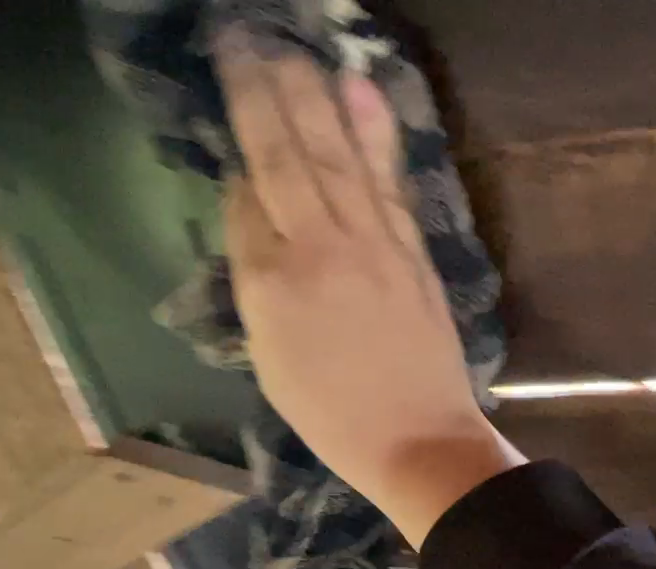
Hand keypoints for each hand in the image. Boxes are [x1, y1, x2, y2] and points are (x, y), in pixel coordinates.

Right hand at [216, 36, 520, 544]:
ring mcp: (373, 248)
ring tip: (291, 47)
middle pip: (283, 158)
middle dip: (260, 94)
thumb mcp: (271, 359)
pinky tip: (362, 91)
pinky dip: (376, 135)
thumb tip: (256, 223)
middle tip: (243, 40)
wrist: (420, 441)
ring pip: (335, 157)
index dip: (239, 161)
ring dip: (312, 95)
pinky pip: (388, 183)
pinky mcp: (414, 255)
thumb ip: (259, 285)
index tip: (236, 124)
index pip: (245, 203)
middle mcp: (317, 251)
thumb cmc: (336, 418)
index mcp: (268, 285)